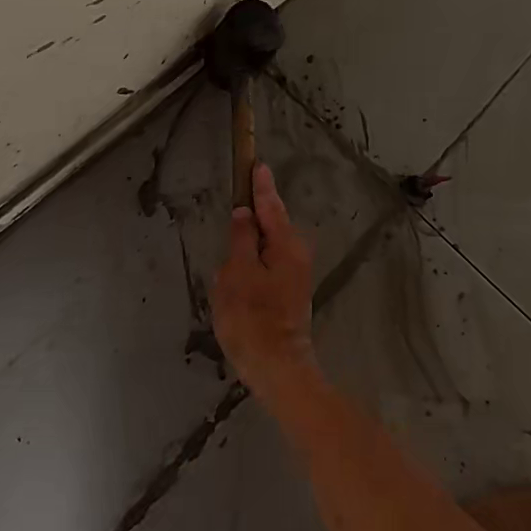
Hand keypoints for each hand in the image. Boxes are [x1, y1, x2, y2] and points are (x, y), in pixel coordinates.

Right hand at [210, 163, 315, 396]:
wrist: (277, 367)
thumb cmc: (253, 319)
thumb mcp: (237, 275)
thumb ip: (241, 241)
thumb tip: (243, 214)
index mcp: (286, 245)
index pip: (270, 205)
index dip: (260, 185)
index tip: (257, 164)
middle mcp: (296, 254)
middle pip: (272, 223)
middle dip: (254, 213)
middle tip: (239, 193)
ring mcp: (295, 274)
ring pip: (269, 245)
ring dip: (252, 239)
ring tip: (233, 231)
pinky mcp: (289, 291)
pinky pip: (268, 263)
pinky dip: (254, 258)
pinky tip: (240, 265)